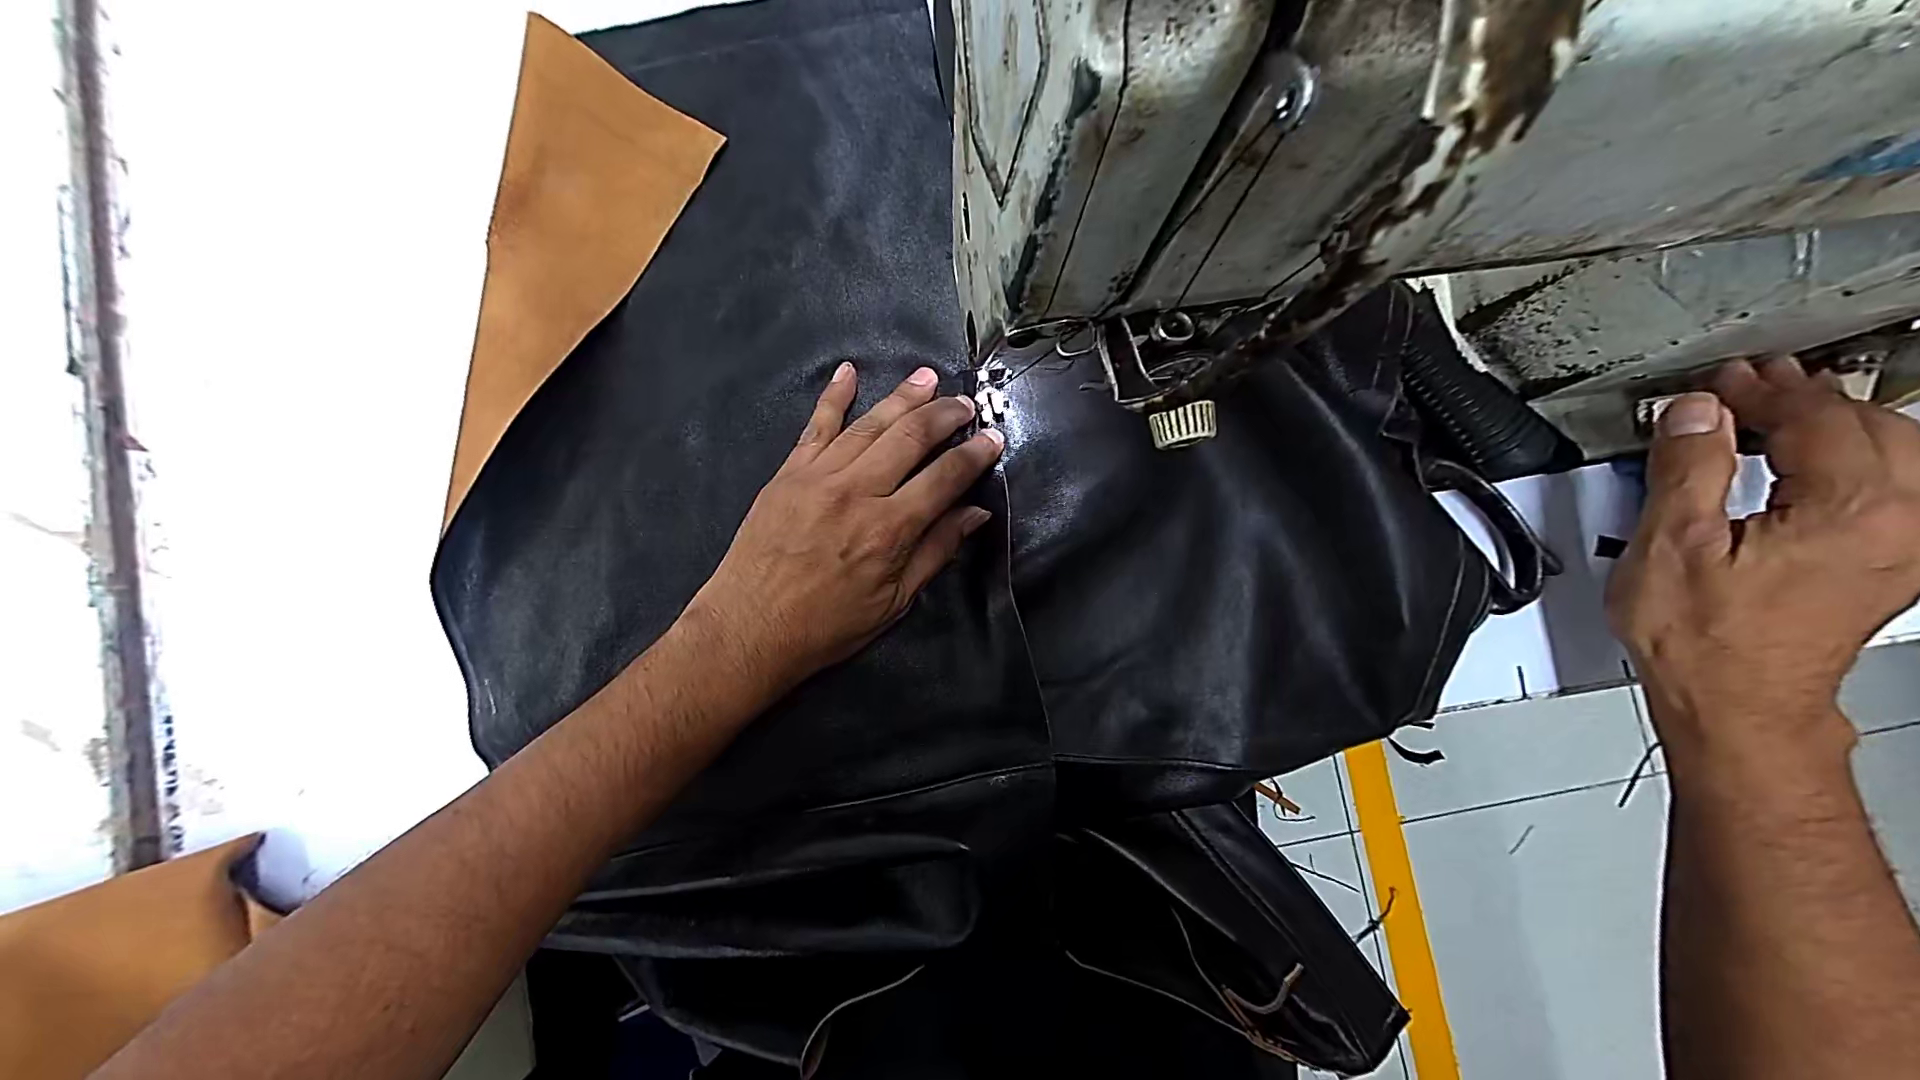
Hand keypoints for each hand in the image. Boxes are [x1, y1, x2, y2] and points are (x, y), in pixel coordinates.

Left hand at [681, 362, 1004, 693]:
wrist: (749, 627)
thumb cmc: (826, 625)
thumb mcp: (894, 601)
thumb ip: (936, 551)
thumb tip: (974, 514)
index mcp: (889, 529)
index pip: (944, 478)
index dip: (974, 455)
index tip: (993, 439)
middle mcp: (857, 492)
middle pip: (910, 438)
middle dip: (945, 415)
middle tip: (965, 404)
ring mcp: (818, 477)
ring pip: (869, 425)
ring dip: (902, 397)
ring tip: (927, 378)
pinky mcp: (788, 473)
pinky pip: (816, 426)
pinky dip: (834, 396)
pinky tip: (848, 372)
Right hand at [1606, 358, 1919, 758]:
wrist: (1734, 696)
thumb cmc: (1703, 636)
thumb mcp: (1670, 542)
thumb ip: (1689, 468)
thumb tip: (1695, 413)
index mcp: (1850, 510)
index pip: (1815, 420)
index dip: (1762, 392)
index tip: (1721, 381)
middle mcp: (1902, 523)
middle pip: (1873, 427)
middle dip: (1806, 399)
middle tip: (1748, 386)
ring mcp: (1906, 546)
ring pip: (1902, 453)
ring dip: (1840, 423)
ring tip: (1783, 411)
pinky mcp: (1892, 563)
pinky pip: (1899, 487)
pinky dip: (1859, 457)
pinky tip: (1819, 459)